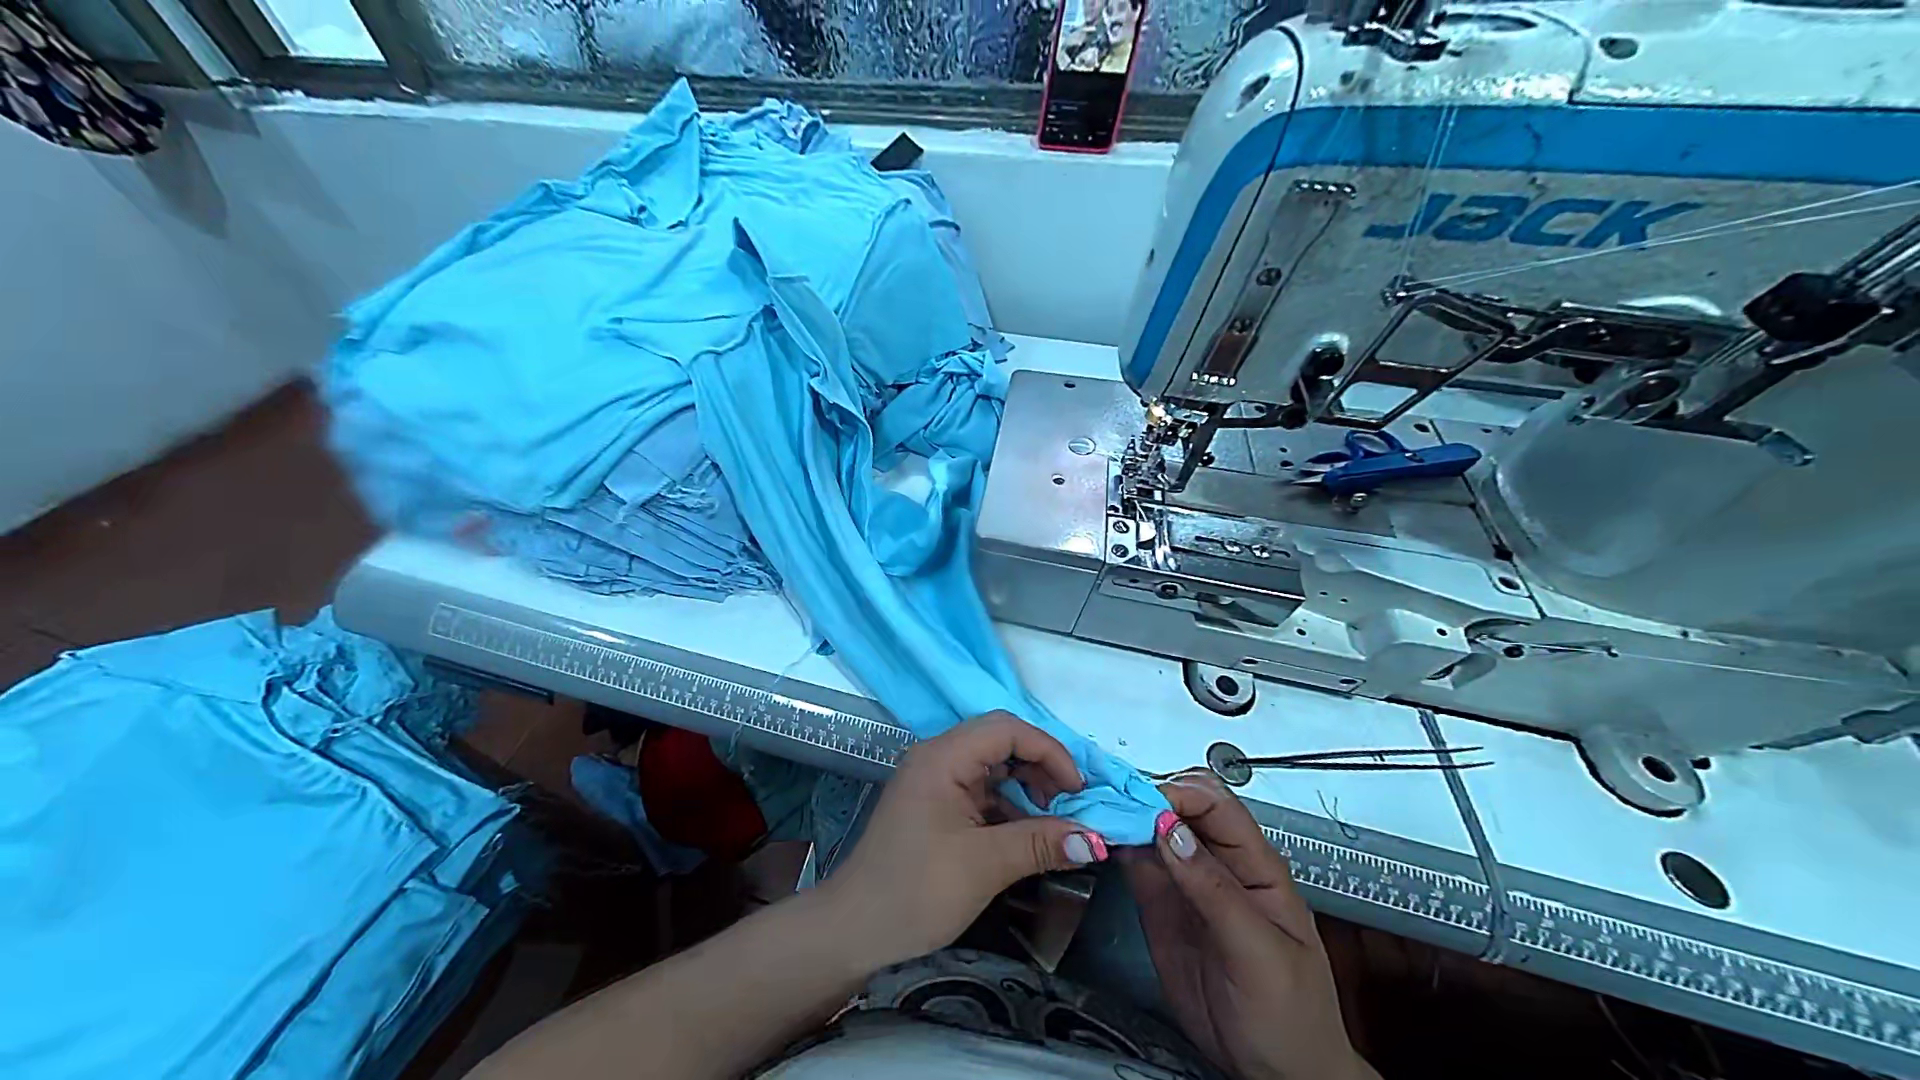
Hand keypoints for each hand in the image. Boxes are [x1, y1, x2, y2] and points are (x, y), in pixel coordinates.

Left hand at [822, 711, 1109, 968]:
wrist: (854, 930)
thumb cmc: (915, 890)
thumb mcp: (984, 865)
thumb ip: (1041, 844)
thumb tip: (1095, 840)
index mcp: (943, 756)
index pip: (1007, 729)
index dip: (1049, 751)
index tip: (1079, 790)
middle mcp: (938, 757)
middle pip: (1001, 742)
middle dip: (1042, 767)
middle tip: (1072, 804)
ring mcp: (936, 780)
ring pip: (994, 766)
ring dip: (1029, 787)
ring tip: (1056, 820)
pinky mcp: (937, 804)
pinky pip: (983, 790)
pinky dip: (1011, 805)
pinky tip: (1029, 832)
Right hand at [1124, 771, 1378, 1079]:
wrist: (1278, 1073)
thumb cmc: (1292, 1017)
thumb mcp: (1260, 953)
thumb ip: (1216, 890)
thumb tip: (1173, 831)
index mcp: (1255, 865)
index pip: (1215, 805)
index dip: (1178, 796)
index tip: (1142, 804)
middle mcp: (1217, 863)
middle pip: (1179, 806)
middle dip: (1146, 796)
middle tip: (1114, 806)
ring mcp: (1186, 882)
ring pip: (1152, 828)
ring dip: (1125, 818)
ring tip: (1096, 816)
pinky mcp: (1160, 904)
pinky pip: (1136, 862)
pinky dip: (1116, 847)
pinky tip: (1101, 843)